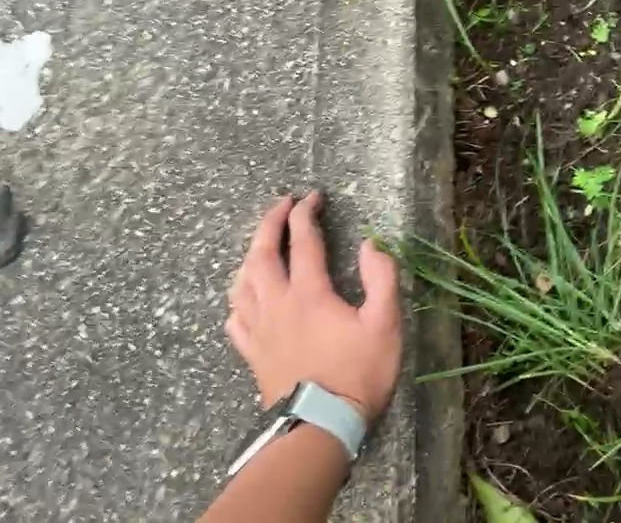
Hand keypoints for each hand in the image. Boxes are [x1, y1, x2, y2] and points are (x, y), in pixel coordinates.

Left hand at [226, 192, 402, 421]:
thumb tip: (371, 244)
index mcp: (309, 294)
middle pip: (261, 256)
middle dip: (269, 224)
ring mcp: (260, 331)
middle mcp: (277, 305)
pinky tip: (245, 296)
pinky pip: (235, 317)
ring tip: (261, 242)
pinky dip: (238, 297)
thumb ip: (381, 277)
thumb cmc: (359, 371)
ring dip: (250, 255)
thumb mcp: (385, 321)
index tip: (313, 196)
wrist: (318, 425)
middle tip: (281, 204)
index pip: (303, 242)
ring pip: (242, 283)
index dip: (306, 215)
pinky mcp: (253, 354)